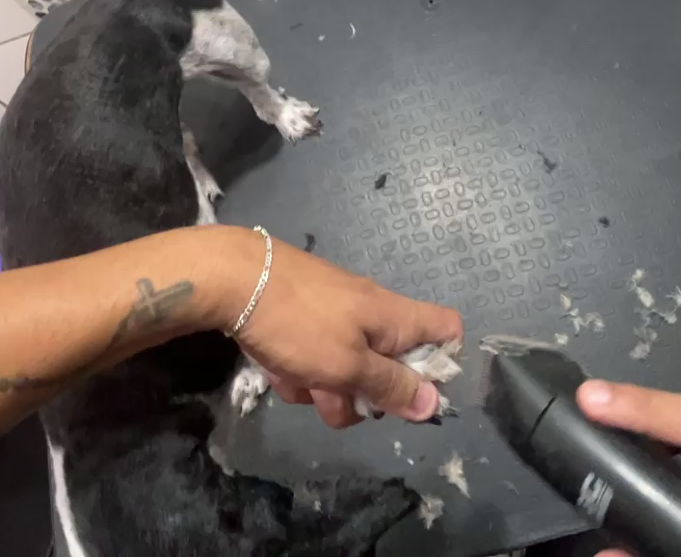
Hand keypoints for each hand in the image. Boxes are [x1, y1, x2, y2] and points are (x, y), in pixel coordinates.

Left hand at [218, 229, 462, 426]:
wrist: (233, 278)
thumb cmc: (298, 322)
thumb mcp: (348, 365)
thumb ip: (391, 386)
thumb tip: (434, 402)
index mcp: (392, 315)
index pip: (447, 328)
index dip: (442, 363)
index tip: (412, 392)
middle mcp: (369, 310)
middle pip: (390, 363)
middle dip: (365, 394)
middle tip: (337, 399)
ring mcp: (334, 311)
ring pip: (347, 366)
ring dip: (324, 387)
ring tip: (296, 382)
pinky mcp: (302, 315)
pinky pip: (314, 354)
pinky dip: (299, 368)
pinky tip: (275, 367)